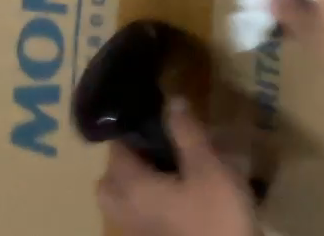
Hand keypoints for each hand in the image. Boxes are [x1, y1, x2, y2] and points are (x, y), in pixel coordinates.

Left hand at [96, 102, 255, 235]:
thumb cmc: (215, 211)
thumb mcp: (207, 165)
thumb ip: (187, 133)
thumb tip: (172, 101)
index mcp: (134, 189)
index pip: (116, 153)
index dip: (128, 130)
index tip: (148, 111)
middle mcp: (126, 212)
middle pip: (108, 181)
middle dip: (123, 159)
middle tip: (153, 142)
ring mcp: (136, 232)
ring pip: (119, 202)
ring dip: (131, 181)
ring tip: (163, 165)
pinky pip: (134, 216)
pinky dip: (142, 200)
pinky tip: (172, 191)